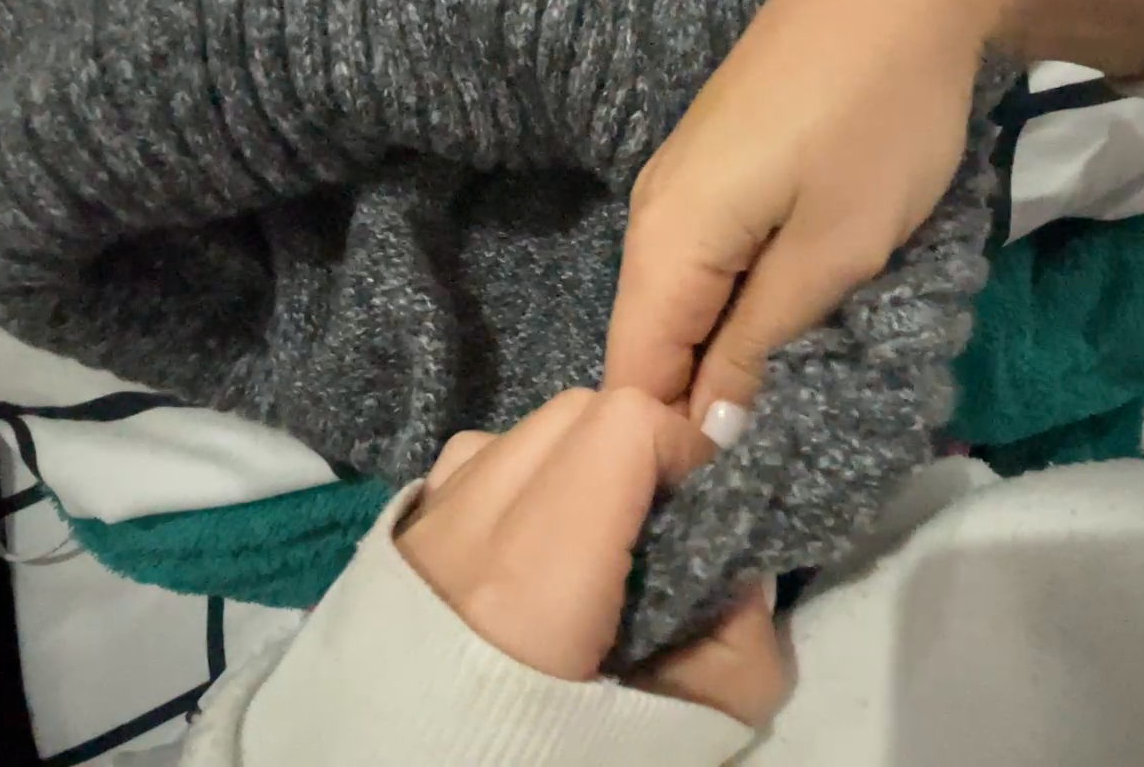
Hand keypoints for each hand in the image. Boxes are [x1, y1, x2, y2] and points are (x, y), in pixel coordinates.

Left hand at [395, 387, 788, 726]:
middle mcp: (462, 527)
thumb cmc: (542, 765)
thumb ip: (738, 649)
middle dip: (638, 444)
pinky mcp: (403, 527)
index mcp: (527, 582)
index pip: (621, 425)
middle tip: (659, 514)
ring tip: (594, 530)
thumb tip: (740, 569)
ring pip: (528, 428)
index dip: (681, 445)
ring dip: (581, 456)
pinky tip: (530, 535)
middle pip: (578, 412)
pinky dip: (524, 472)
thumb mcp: (681, 736)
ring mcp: (424, 519)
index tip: (703, 501)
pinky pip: (478, 457)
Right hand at [605, 0, 995, 417]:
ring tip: (780, 397)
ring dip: (722, 355)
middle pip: (651, 339)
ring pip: (681, 301)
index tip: (733, 492)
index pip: (633, 373)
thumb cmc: (878, 120)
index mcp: (664, 240)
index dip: (670, 442)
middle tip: (769, 453)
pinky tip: (779, 315)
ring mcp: (681, 184)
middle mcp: (652, 214)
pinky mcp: (717, 166)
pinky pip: (707, 260)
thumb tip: (709, 429)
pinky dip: (736, 303)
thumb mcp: (834, 250)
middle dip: (697, 404)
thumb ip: (761, 344)